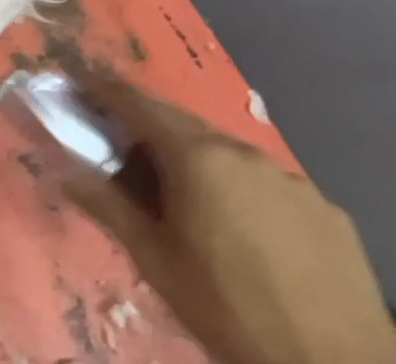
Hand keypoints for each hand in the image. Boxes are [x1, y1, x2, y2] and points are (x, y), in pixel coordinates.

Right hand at [66, 80, 395, 363]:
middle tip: (117, 149)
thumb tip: (65, 169)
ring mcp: (294, 181)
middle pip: (181, 123)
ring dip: (193, 159)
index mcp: (198, 157)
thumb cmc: (225, 307)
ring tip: (179, 197)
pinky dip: (239, 190)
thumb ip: (105, 203)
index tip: (74, 87)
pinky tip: (240, 230)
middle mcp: (246, 154)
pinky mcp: (330, 212)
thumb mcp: (151, 258)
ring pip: (226, 154)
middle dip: (144, 127)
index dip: (100, 89)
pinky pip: (268, 185)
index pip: (137, 103)